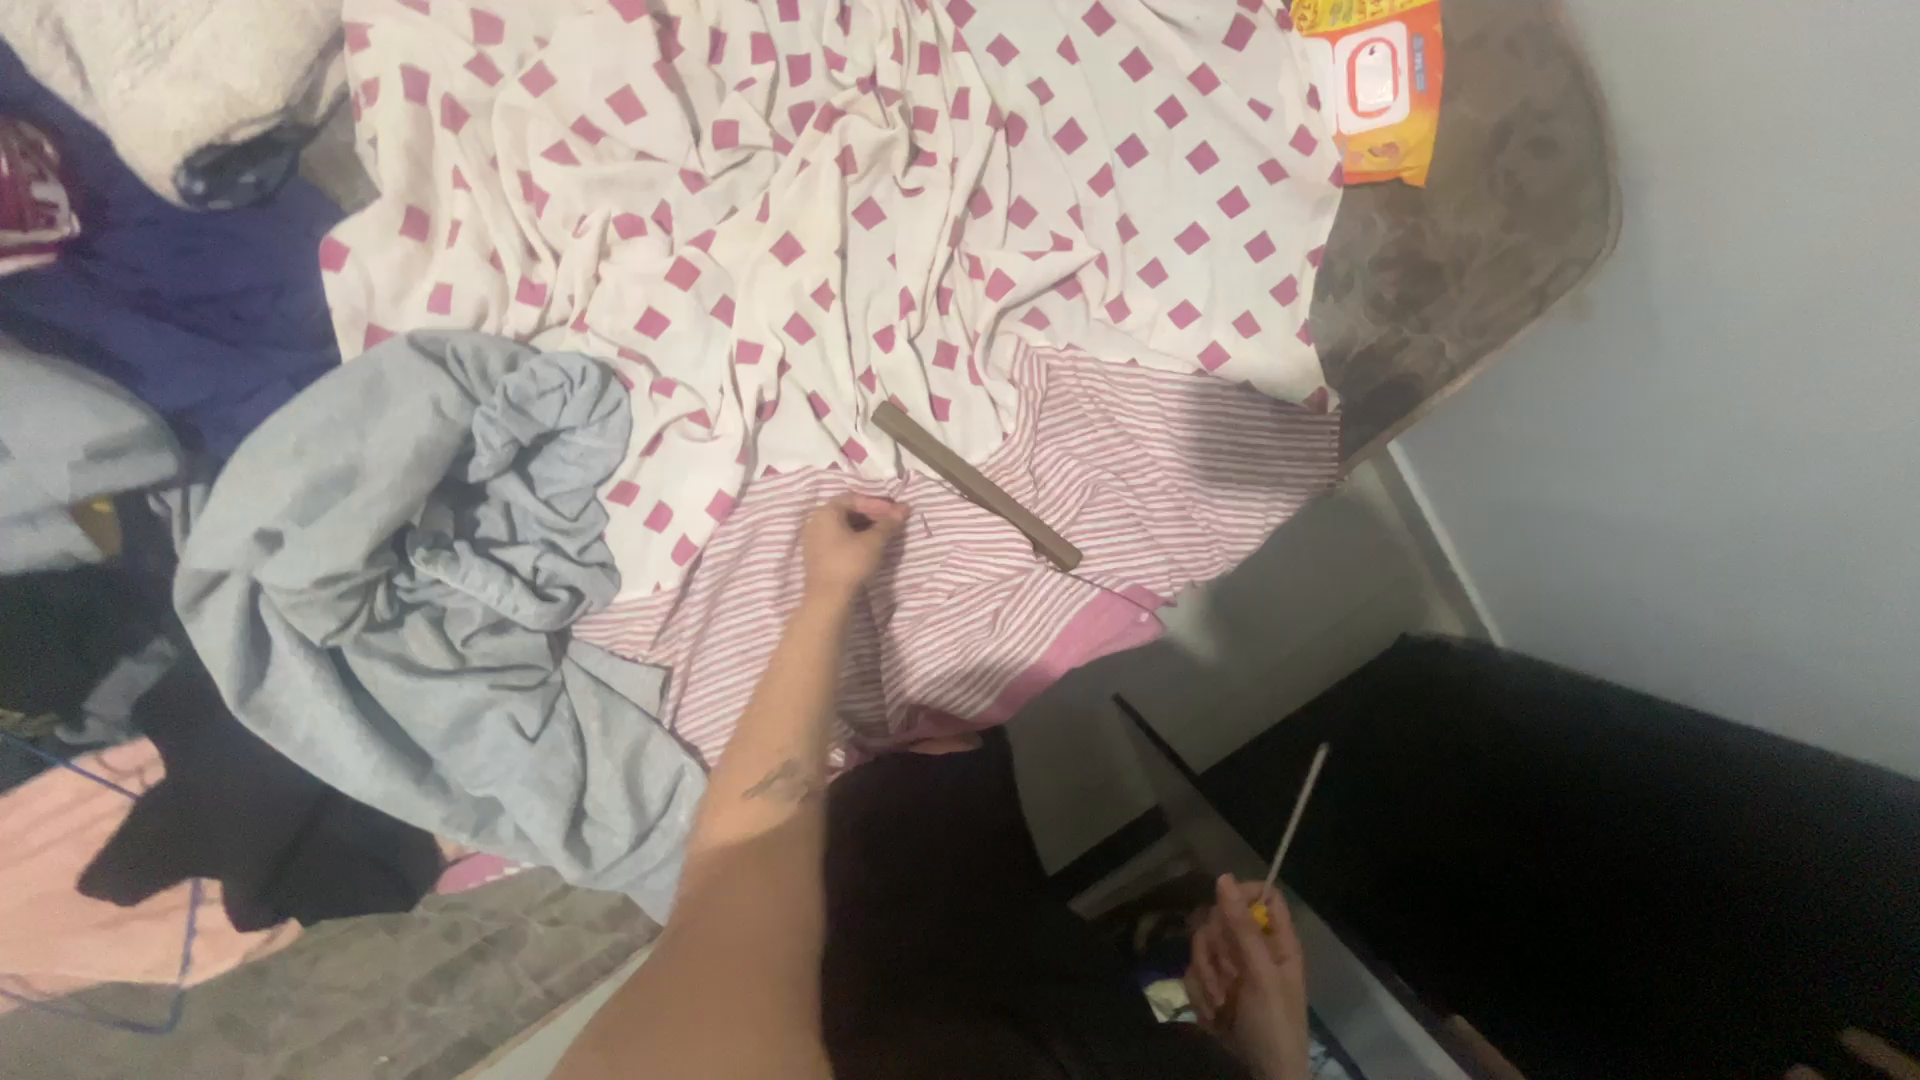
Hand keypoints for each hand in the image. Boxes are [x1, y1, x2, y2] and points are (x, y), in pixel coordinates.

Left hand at [800, 495, 908, 602]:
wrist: (828, 598)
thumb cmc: (850, 563)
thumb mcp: (873, 542)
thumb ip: (888, 523)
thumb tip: (903, 510)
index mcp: (826, 512)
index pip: (855, 499)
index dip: (878, 503)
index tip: (896, 511)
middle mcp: (816, 521)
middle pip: (848, 511)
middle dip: (873, 515)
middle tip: (893, 521)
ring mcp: (814, 539)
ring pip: (844, 526)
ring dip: (866, 527)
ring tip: (885, 533)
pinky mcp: (817, 555)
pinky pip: (838, 539)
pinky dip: (855, 538)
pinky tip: (870, 546)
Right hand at [1185, 875, 1310, 1079]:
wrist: (1264, 1076)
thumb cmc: (1274, 1024)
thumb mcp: (1261, 974)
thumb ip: (1242, 926)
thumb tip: (1223, 876)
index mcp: (1276, 940)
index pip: (1261, 894)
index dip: (1241, 893)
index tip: (1224, 907)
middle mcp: (1253, 947)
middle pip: (1221, 917)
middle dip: (1215, 949)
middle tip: (1227, 975)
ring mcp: (1232, 967)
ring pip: (1201, 944)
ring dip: (1206, 976)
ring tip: (1221, 1003)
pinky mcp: (1213, 986)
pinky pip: (1193, 971)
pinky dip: (1200, 993)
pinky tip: (1214, 1014)